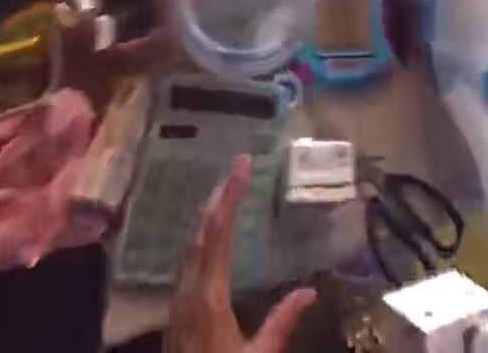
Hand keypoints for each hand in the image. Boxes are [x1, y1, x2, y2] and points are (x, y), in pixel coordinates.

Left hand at [165, 156, 315, 352]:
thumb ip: (282, 322)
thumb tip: (311, 292)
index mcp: (211, 296)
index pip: (220, 232)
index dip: (232, 195)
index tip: (244, 166)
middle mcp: (190, 289)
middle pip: (203, 228)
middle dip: (221, 193)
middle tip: (240, 165)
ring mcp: (179, 298)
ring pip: (191, 241)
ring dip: (210, 210)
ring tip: (227, 187)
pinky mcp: (176, 307)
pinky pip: (188, 257)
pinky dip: (202, 233)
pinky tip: (210, 231)